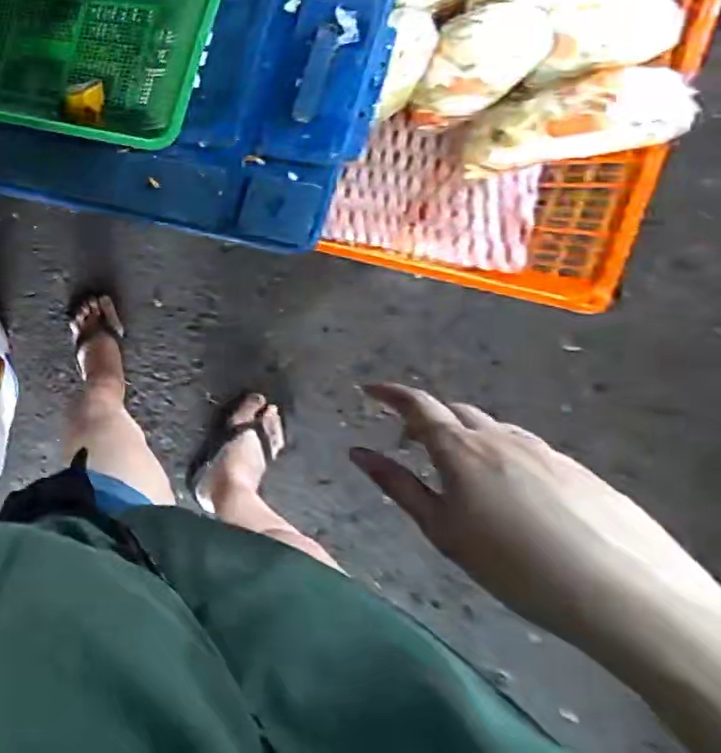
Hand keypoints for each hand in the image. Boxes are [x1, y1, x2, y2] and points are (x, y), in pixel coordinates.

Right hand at [351, 383, 720, 650]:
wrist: (638, 605)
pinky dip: (511, 458)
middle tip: (412, 441)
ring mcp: (554, 459)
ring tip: (466, 469)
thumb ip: (398, 485)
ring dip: (472, 437)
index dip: (390, 393)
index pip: (418, 405)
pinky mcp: (591, 480)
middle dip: (430, 418)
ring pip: (500, 432)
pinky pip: (537, 454)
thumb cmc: (517, 566)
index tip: (370, 390)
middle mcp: (505, 442)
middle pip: (459, 413)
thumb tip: (358, 452)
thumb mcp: (442, 529)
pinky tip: (519, 494)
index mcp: (461, 450)